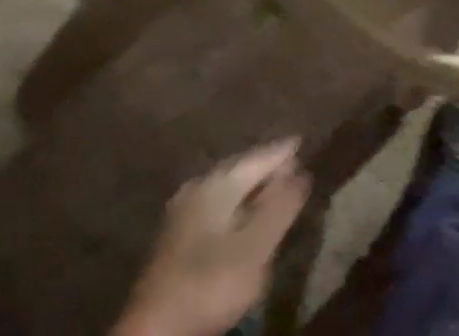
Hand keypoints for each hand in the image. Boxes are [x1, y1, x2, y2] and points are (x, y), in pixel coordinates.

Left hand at [114, 138, 310, 335]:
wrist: (158, 324)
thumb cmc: (212, 280)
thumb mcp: (255, 246)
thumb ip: (278, 208)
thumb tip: (300, 172)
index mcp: (215, 185)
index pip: (254, 159)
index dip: (280, 153)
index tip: (300, 141)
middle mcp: (196, 189)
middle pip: (236, 170)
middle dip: (263, 166)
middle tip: (288, 161)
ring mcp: (182, 211)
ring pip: (223, 188)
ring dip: (248, 186)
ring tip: (269, 185)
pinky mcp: (176, 235)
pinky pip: (214, 204)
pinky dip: (234, 203)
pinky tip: (240, 214)